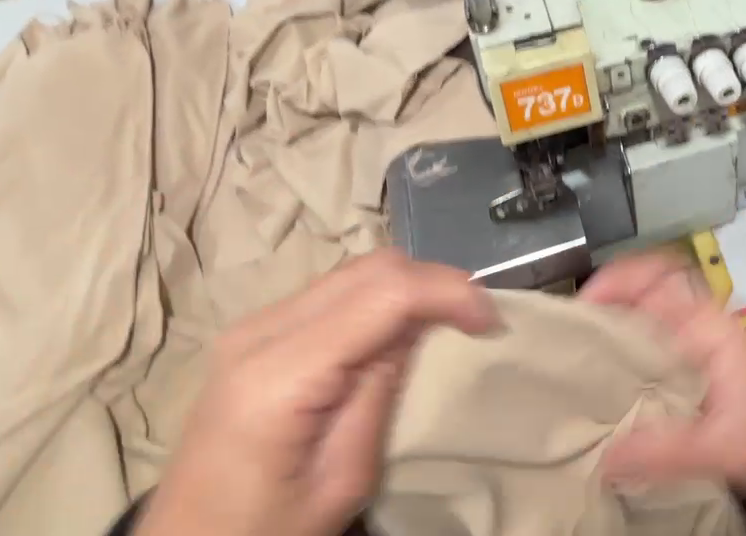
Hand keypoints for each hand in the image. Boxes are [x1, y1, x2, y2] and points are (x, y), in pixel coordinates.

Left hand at [136, 251, 501, 535]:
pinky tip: (401, 327)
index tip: (492, 322)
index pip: (384, 294)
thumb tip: (421, 326)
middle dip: (435, 282)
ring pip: (356, 269)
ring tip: (447, 321)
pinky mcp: (256, 332)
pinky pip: (336, 289)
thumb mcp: (343, 478)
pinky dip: (382, 295)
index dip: (449, 292)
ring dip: (410, 284)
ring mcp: (253, 326)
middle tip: (476, 320)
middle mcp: (261, 331)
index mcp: (279, 375)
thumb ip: (382, 389)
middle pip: (372, 267)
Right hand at [580, 253, 745, 496]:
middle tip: (577, 327)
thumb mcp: (724, 447)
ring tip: (592, 346)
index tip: (584, 301)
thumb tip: (606, 455)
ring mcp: (718, 335)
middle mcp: (714, 321)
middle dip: (615, 295)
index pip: (661, 276)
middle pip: (657, 283)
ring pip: (665, 305)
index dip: (619, 278)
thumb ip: (665, 450)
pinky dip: (644, 336)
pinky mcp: (720, 354)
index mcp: (714, 327)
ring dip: (628, 314)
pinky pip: (673, 330)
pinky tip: (627, 371)